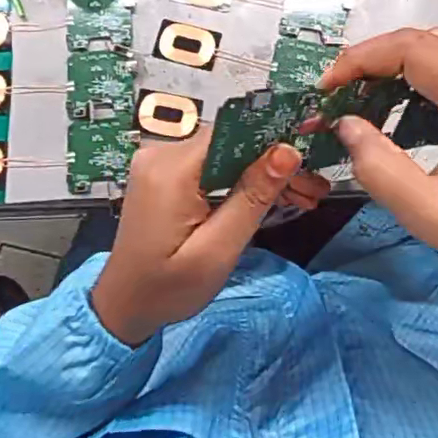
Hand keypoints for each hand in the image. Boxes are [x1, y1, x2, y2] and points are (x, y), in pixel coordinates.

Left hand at [91, 130, 328, 344]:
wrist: (123, 304)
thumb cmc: (168, 288)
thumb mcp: (217, 251)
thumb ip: (251, 199)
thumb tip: (286, 151)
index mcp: (170, 170)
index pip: (231, 132)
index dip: (273, 139)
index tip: (312, 158)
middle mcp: (160, 155)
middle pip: (229, 143)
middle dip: (273, 162)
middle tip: (314, 190)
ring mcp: (159, 163)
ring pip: (223, 154)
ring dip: (260, 173)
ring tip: (302, 197)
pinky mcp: (162, 175)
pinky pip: (208, 167)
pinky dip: (238, 180)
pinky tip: (268, 197)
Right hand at [321, 28, 437, 290]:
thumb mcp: (427, 213)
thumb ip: (379, 167)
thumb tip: (346, 123)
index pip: (415, 50)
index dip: (363, 59)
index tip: (327, 86)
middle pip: (425, 39)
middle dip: (370, 58)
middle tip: (334, 90)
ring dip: (392, 58)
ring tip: (358, 88)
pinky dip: (416, 64)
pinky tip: (395, 90)